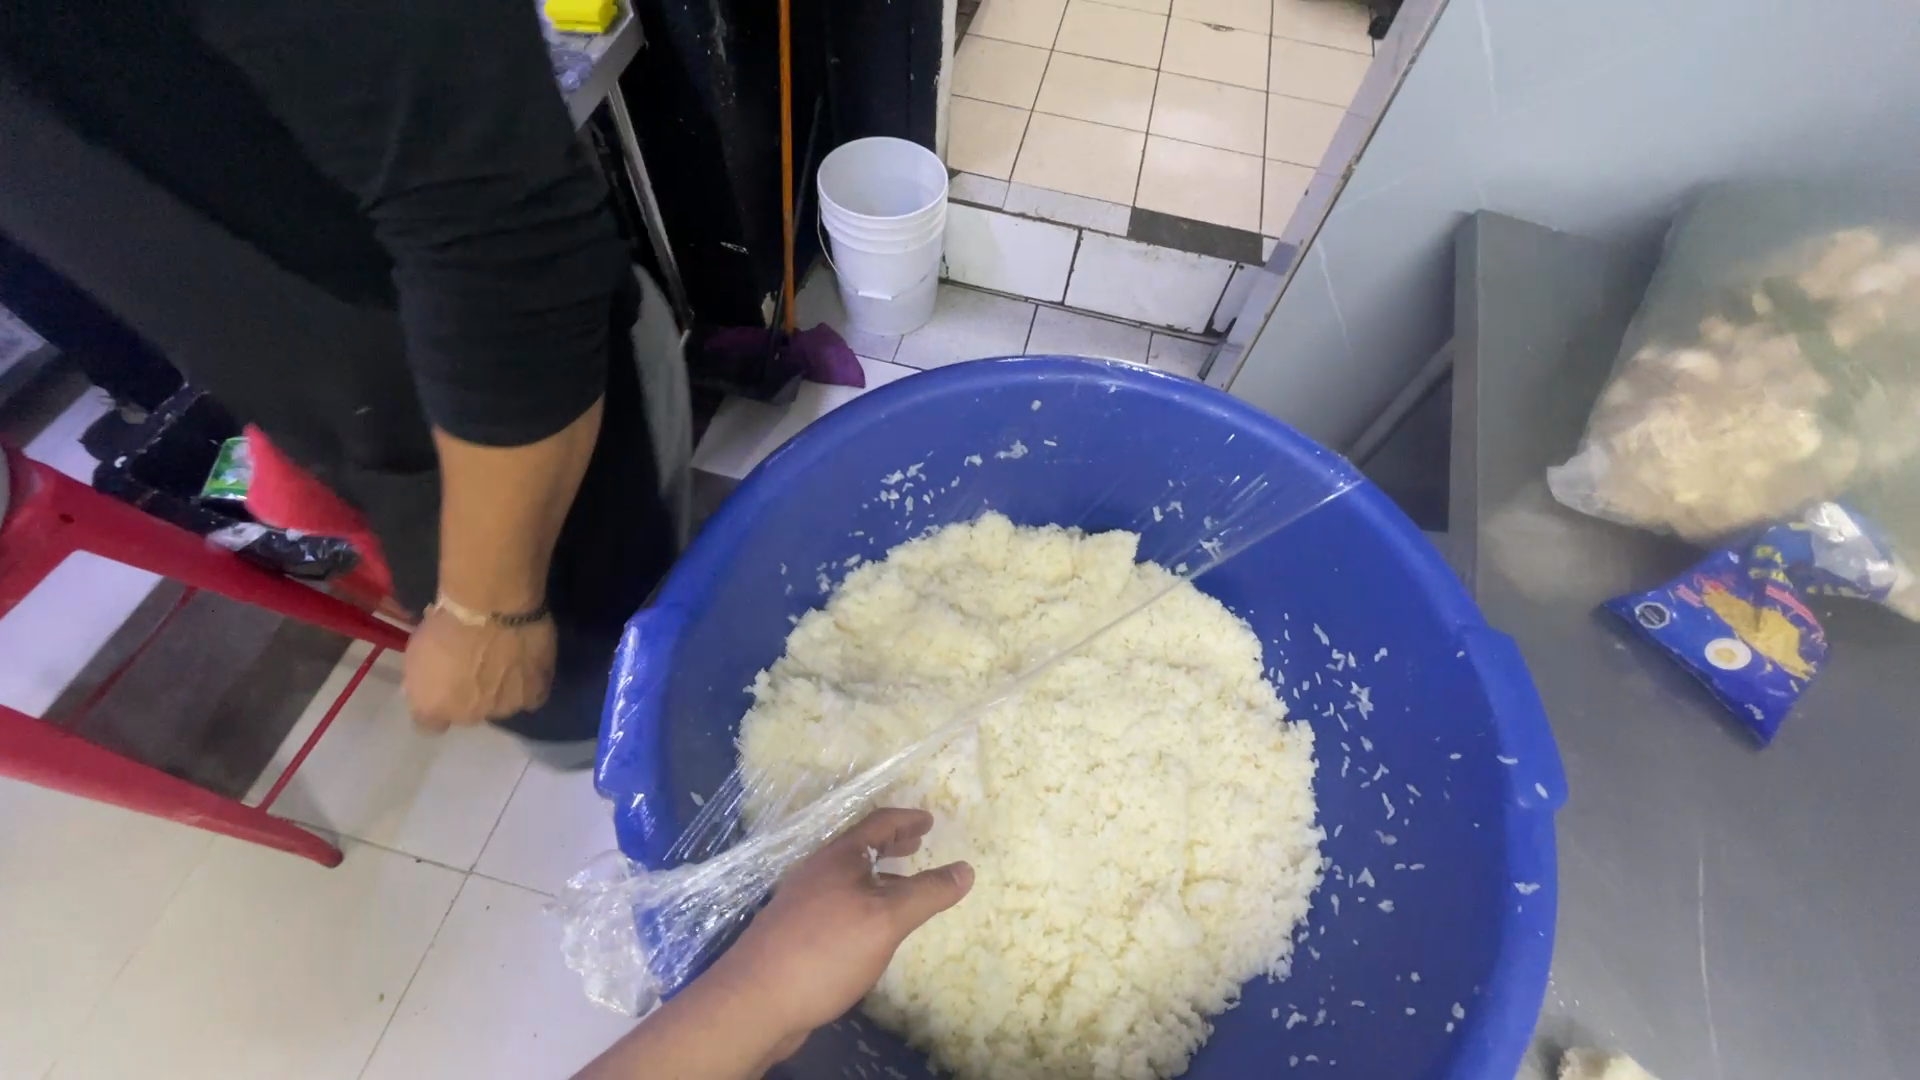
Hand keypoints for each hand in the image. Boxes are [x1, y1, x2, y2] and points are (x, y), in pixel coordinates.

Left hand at [402, 606, 556, 731]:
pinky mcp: (536, 694)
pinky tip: (528, 669)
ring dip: (502, 692)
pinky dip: (529, 687)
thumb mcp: (418, 652)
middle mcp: (469, 716)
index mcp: (432, 707)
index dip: (438, 706)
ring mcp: (505, 707)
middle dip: (471, 698)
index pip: (430, 725)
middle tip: (476, 669)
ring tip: (507, 664)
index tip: (443, 689)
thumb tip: (435, 681)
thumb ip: (425, 678)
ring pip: (502, 706)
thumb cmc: (447, 624)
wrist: (493, 609)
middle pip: (470, 715)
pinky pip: (532, 698)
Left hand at [705, 808, 973, 1060]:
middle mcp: (818, 869)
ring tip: (899, 883)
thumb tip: (966, 869)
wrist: (755, 1001)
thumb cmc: (826, 949)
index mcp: (839, 856)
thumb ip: (927, 892)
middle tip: (917, 844)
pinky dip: (861, 898)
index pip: (878, 824)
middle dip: (891, 843)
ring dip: (876, 873)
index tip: (928, 820)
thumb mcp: (887, 919)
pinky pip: (837, 900)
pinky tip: (868, 927)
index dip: (906, 820)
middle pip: (860, 846)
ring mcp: (802, 900)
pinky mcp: (794, 930)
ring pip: (847, 875)